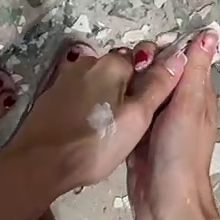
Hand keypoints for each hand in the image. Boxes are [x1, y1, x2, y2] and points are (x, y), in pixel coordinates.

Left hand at [2, 39, 188, 194]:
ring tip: (112, 125)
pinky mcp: (53, 94)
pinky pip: (82, 92)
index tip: (155, 102)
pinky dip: (91, 103)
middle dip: (131, 85)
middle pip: (121, 66)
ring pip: (100, 80)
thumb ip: (158, 86)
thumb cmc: (95, 143)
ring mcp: (68, 76)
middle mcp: (91, 60)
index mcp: (113, 62)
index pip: (144, 58)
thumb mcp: (136, 118)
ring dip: (109, 94)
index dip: (154, 76)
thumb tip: (179, 56)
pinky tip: (90, 125)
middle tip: (134, 119)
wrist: (39, 162)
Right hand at [127, 29, 219, 219]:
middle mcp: (177, 104)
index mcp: (196, 93)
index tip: (147, 48)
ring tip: (111, 77)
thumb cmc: (181, 154)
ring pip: (142, 89)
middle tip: (126, 67)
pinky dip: (120, 103)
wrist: (164, 208)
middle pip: (159, 71)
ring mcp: (157, 121)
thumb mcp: (189, 105)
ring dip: (129, 82)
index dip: (166, 47)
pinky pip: (129, 111)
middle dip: (143, 65)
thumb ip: (194, 70)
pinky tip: (104, 97)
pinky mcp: (138, 136)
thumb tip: (209, 33)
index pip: (182, 57)